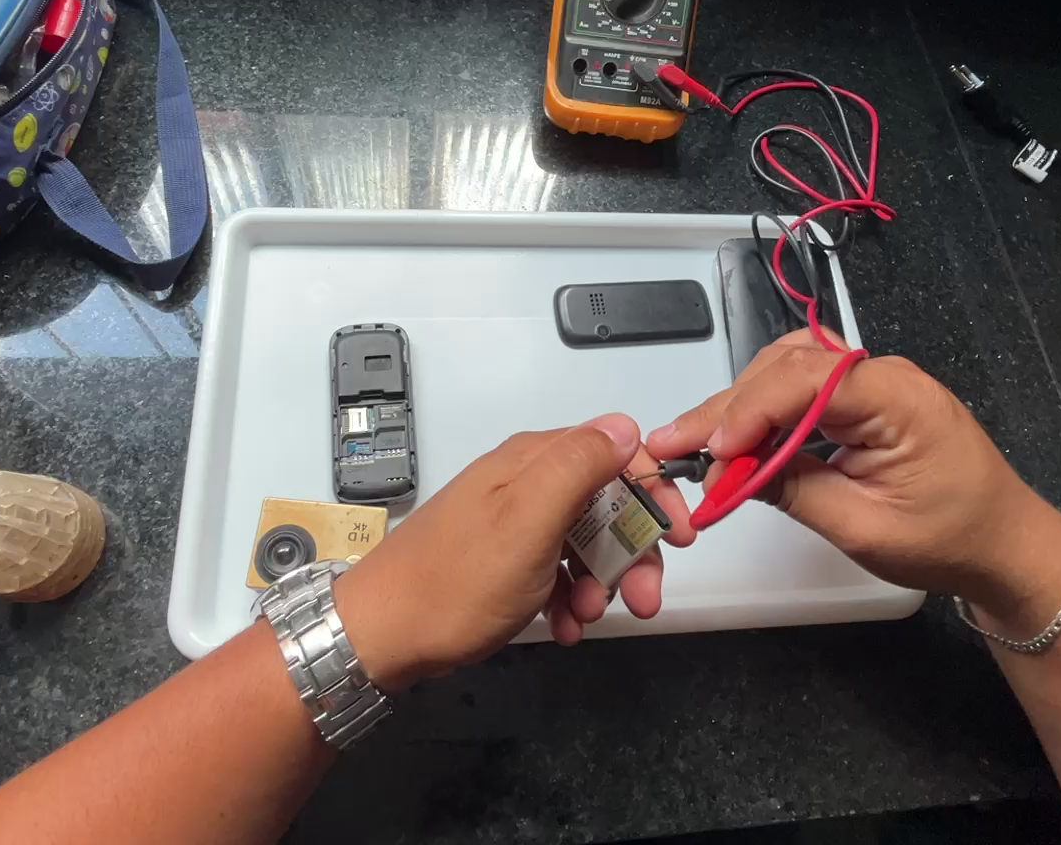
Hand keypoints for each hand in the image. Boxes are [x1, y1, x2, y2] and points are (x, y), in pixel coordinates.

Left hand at [333, 415, 693, 691]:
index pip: (615, 450)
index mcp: (534, 461)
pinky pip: (556, 566)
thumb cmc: (457, 581)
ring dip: (601, 580)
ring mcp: (514, 518)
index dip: (653, 489)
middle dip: (632, 549)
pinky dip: (569, 595)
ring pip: (584, 538)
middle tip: (644, 597)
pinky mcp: (505, 555)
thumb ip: (578, 467)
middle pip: (605, 500)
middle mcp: (525, 480)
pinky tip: (563, 625)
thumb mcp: (527, 522)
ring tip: (587, 615)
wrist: (383, 635)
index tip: (678, 535)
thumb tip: (624, 425)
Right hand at [644, 329, 1060, 624]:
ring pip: (785, 369)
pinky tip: (739, 432)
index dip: (750, 410)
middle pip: (785, 368)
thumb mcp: (863, 527)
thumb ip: (791, 490)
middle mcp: (879, 373)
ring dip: (739, 403)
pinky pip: (799, 386)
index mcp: (896, 397)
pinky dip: (762, 407)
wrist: (1006, 547)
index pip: (805, 380)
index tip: (712, 450)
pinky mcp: (860, 397)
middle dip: (729, 407)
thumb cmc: (949, 541)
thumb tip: (725, 473)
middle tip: (678, 442)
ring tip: (700, 438)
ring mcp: (869, 380)